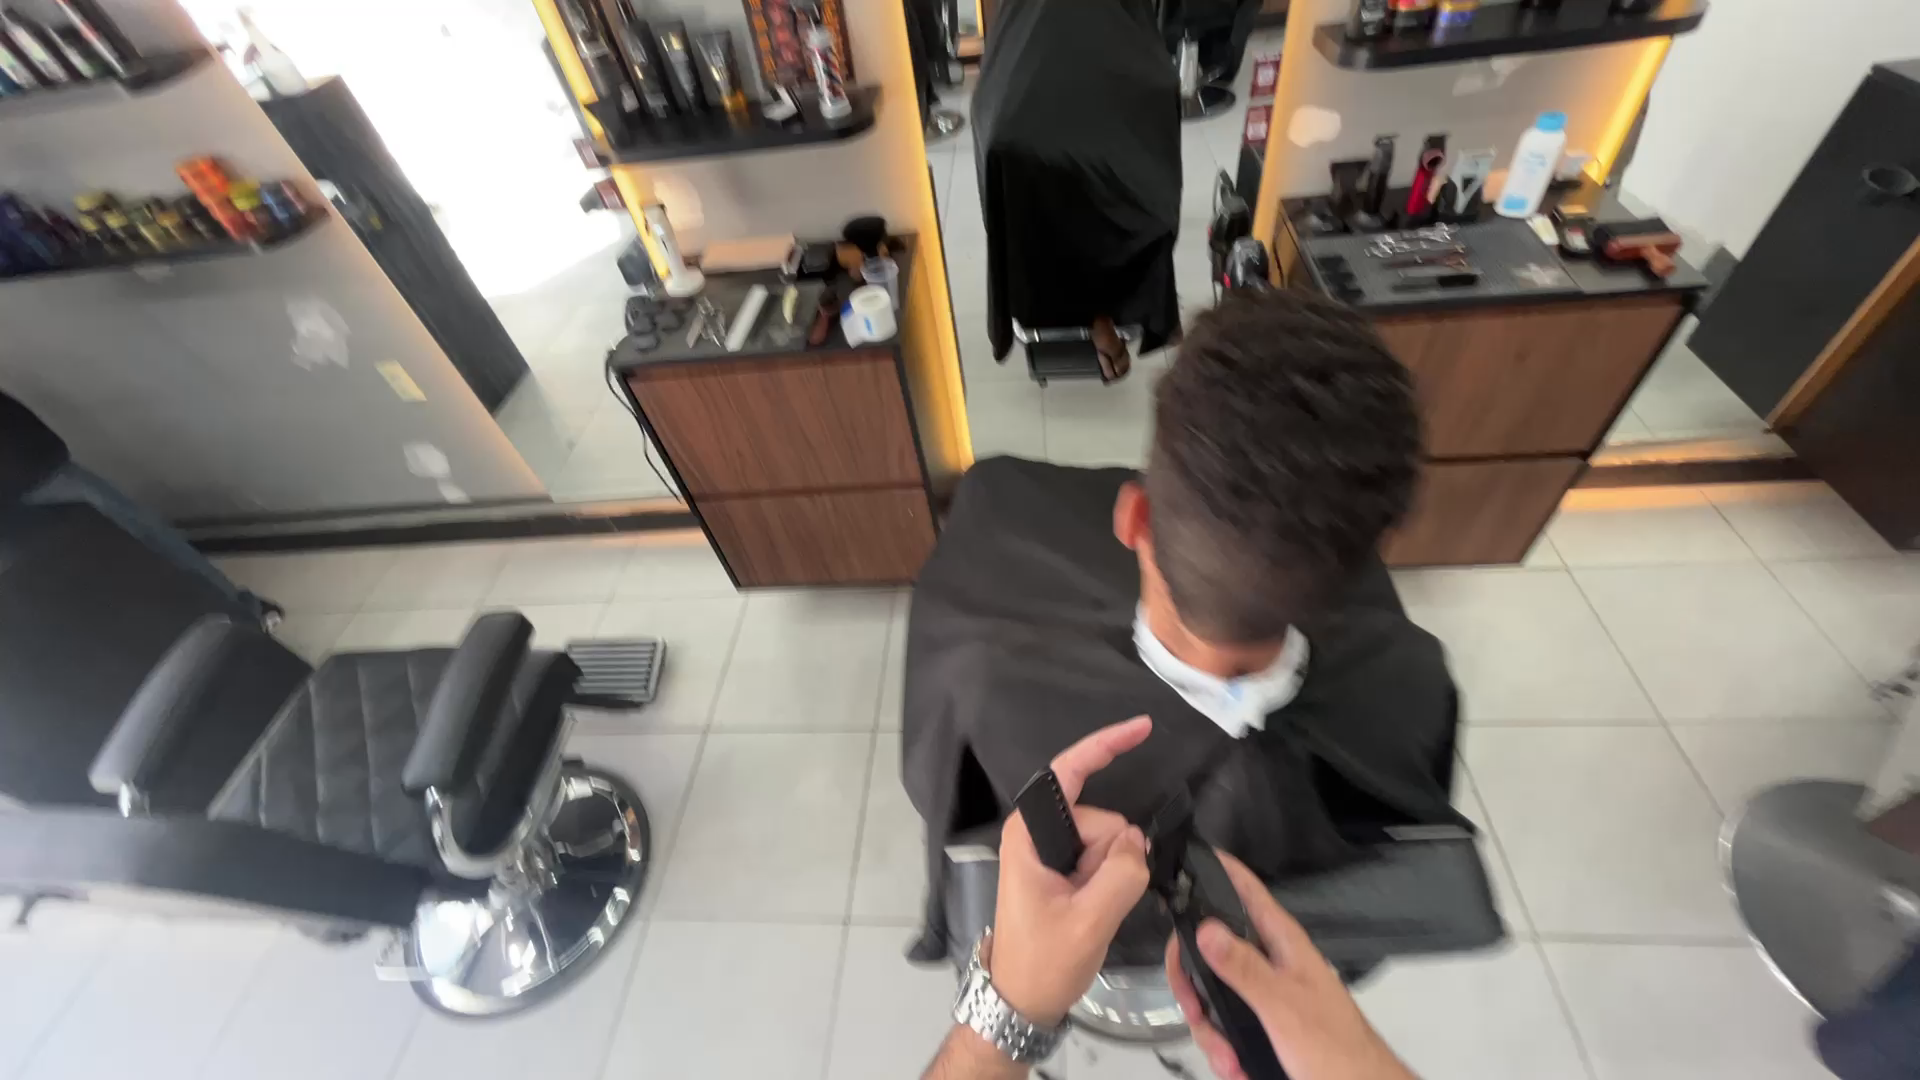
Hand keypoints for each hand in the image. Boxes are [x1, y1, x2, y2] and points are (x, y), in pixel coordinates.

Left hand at [988, 715, 1153, 1026]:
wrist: (1021, 1001)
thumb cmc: (1042, 961)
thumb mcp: (1087, 922)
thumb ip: (1120, 875)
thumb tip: (1137, 843)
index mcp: (1030, 831)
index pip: (1069, 771)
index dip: (1106, 745)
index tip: (1143, 727)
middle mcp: (1039, 831)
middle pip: (1102, 817)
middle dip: (1114, 856)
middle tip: (1095, 902)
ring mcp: (1052, 850)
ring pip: (1109, 842)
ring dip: (1112, 874)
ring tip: (1089, 909)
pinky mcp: (1063, 868)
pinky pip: (1104, 858)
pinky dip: (1111, 879)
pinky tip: (1094, 906)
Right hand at [1165, 853, 1413, 1079]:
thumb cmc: (1333, 1048)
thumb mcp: (1283, 1006)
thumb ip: (1243, 966)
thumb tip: (1203, 927)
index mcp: (1278, 938)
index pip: (1241, 885)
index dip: (1212, 867)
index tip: (1176, 866)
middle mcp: (1266, 957)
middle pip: (1208, 944)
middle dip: (1192, 979)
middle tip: (1191, 1007)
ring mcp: (1262, 990)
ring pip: (1211, 989)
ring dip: (1209, 1027)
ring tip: (1226, 1059)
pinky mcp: (1260, 1021)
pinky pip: (1223, 1022)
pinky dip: (1222, 1046)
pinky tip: (1234, 1068)